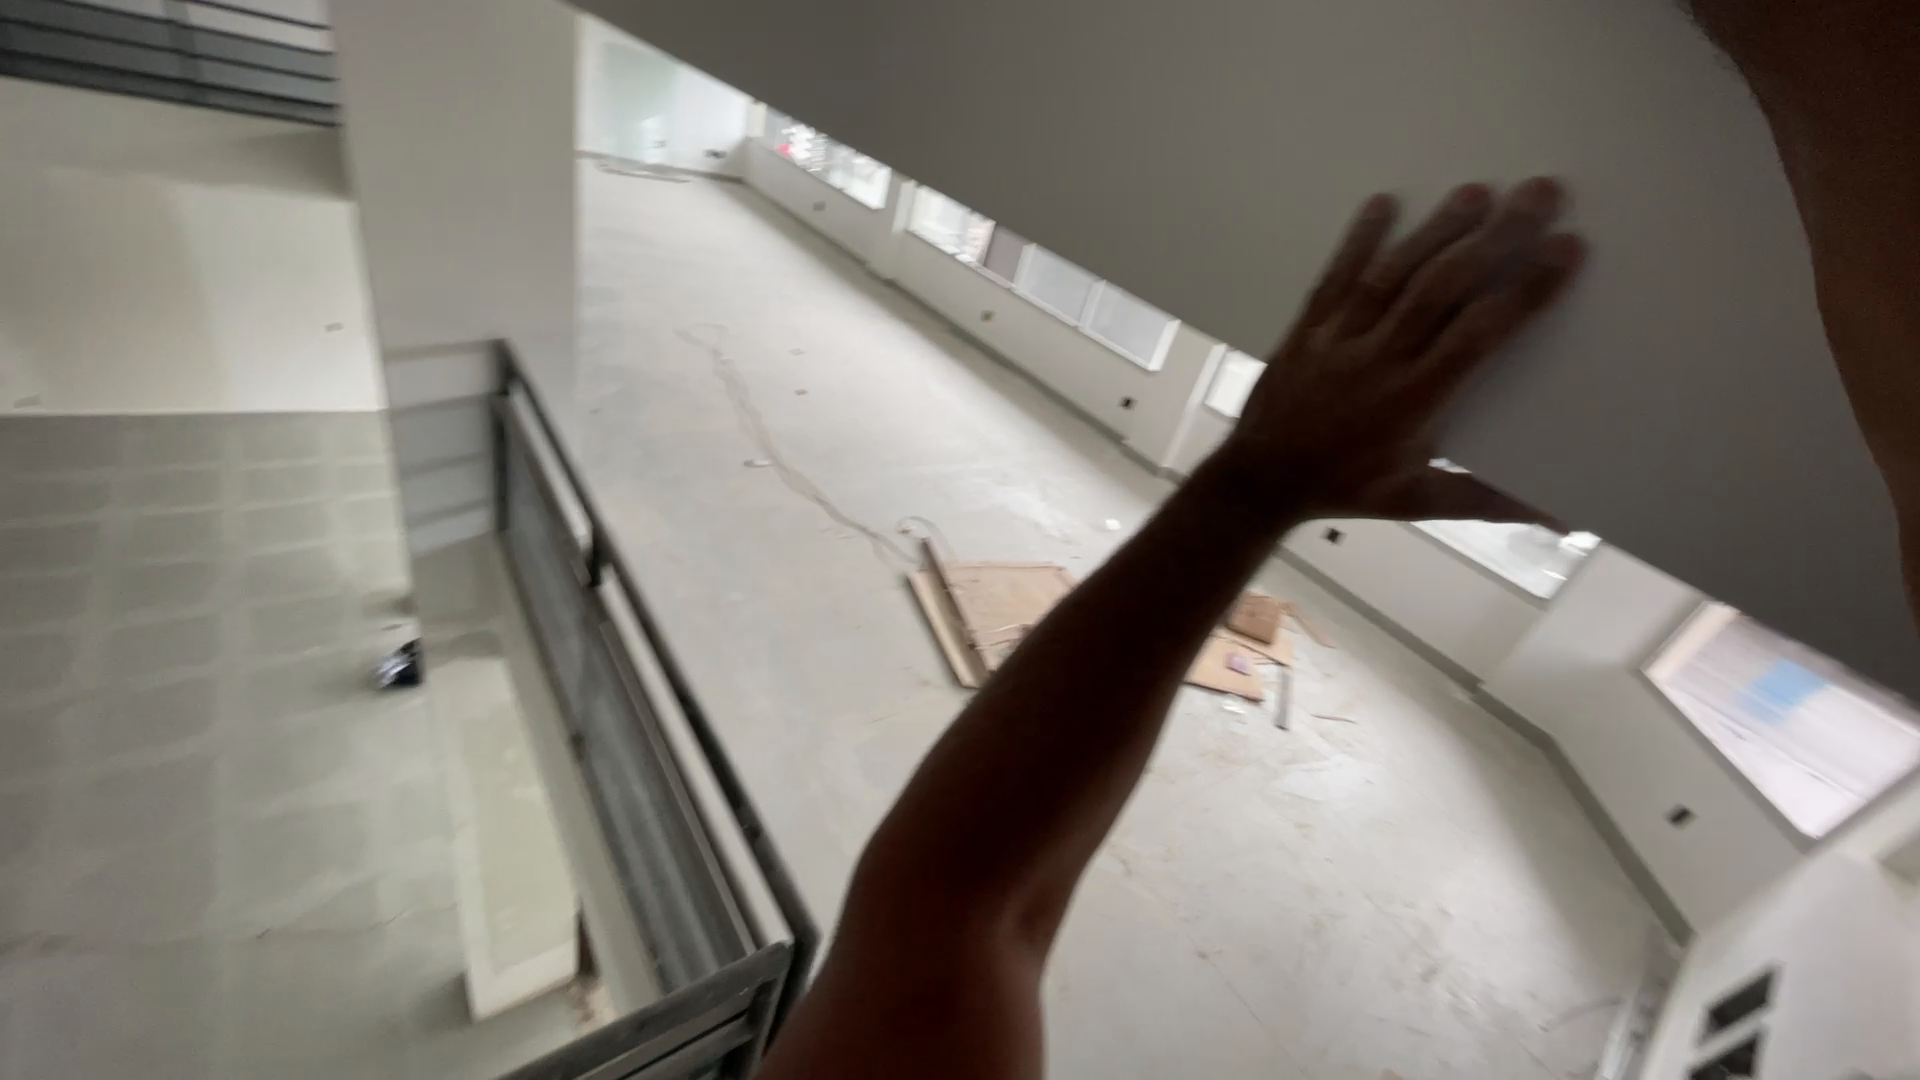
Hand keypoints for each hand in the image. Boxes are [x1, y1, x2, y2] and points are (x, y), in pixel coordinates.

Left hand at [1214, 178, 1584, 522]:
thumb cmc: (1340, 490)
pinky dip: (1353, 244)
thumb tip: (1561, 521)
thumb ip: (1484, 501)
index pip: (1479, 335)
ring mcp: (1334, 343)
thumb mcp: (1412, 500)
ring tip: (1473, 194)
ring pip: (1387, 278)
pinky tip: (1379, 205)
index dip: (1525, 290)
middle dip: (1490, 240)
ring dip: (1431, 233)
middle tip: (1538, 192)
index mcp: (1412, 401)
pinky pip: (1330, 282)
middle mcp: (1375, 363)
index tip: (1566, 248)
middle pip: (1438, 291)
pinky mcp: (1302, 334)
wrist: (1258, 482)